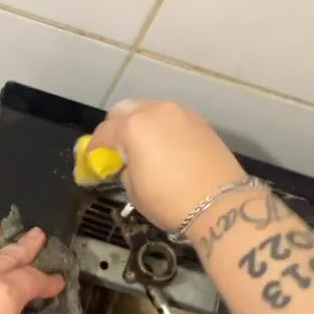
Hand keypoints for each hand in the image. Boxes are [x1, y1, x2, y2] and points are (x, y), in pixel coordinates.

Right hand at [86, 99, 248, 230]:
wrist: (220, 204)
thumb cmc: (170, 200)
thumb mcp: (135, 191)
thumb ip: (127, 169)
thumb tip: (132, 163)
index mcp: (133, 127)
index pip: (105, 131)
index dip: (95, 145)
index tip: (93, 156)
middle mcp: (156, 111)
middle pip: (126, 109)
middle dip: (116, 125)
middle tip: (117, 146)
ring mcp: (181, 113)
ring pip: (152, 109)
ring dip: (141, 123)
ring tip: (143, 145)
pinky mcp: (201, 122)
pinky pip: (173, 118)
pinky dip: (163, 127)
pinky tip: (166, 146)